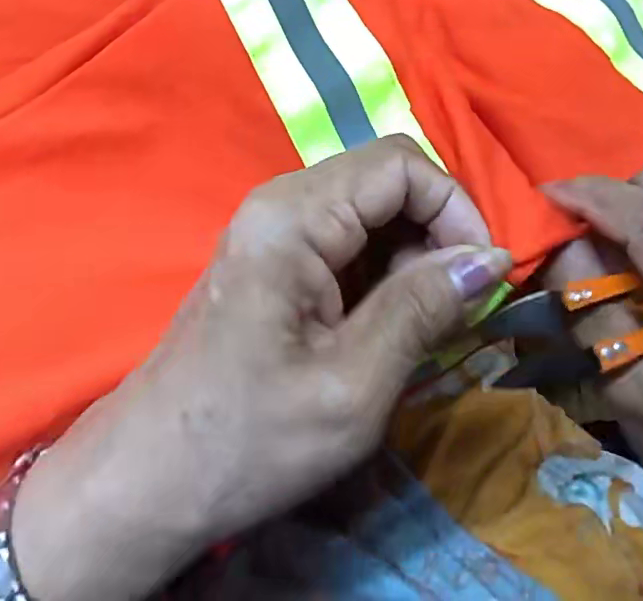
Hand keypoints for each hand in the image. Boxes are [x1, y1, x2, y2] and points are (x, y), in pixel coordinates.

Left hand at [9, 136, 511, 600]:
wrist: (150, 480)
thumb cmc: (248, 439)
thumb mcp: (354, 384)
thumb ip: (425, 307)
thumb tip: (492, 258)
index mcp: (294, 216)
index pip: (400, 164)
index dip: (454, 206)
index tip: (482, 272)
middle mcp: (283, 200)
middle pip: (388, 177)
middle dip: (437, 229)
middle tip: (457, 302)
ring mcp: (277, 224)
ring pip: (375, 205)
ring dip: (416, 252)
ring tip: (427, 320)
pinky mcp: (280, 252)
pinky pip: (353, 234)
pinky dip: (388, 266)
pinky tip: (391, 320)